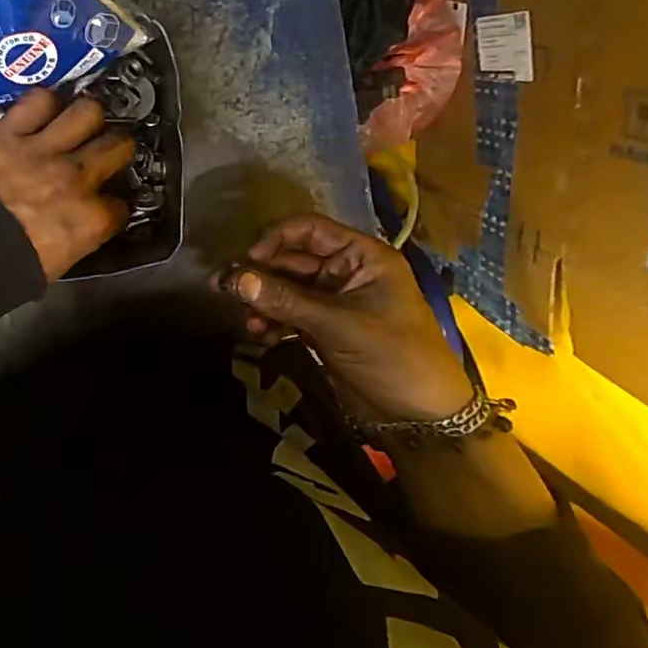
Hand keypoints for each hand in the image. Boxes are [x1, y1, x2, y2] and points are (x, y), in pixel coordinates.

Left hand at [0, 88, 135, 280]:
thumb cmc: (6, 270)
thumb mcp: (57, 265)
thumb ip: (78, 237)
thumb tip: (81, 224)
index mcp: (91, 218)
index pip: (120, 203)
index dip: (112, 202)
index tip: (102, 203)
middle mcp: (77, 178)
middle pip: (118, 145)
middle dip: (116, 148)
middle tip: (103, 150)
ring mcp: (45, 151)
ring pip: (87, 112)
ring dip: (87, 117)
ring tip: (78, 123)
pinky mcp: (10, 133)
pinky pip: (38, 101)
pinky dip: (43, 104)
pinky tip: (41, 112)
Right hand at [221, 213, 473, 422]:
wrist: (421, 417)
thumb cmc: (393, 357)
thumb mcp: (338, 325)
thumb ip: (285, 300)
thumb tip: (235, 279)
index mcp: (361, 256)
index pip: (308, 229)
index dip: (275, 240)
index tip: (248, 262)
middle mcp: (345, 271)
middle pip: (290, 260)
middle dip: (260, 276)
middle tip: (226, 291)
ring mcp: (333, 300)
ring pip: (285, 288)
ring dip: (263, 302)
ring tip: (247, 321)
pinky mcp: (324, 326)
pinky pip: (289, 313)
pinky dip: (272, 321)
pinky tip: (259, 335)